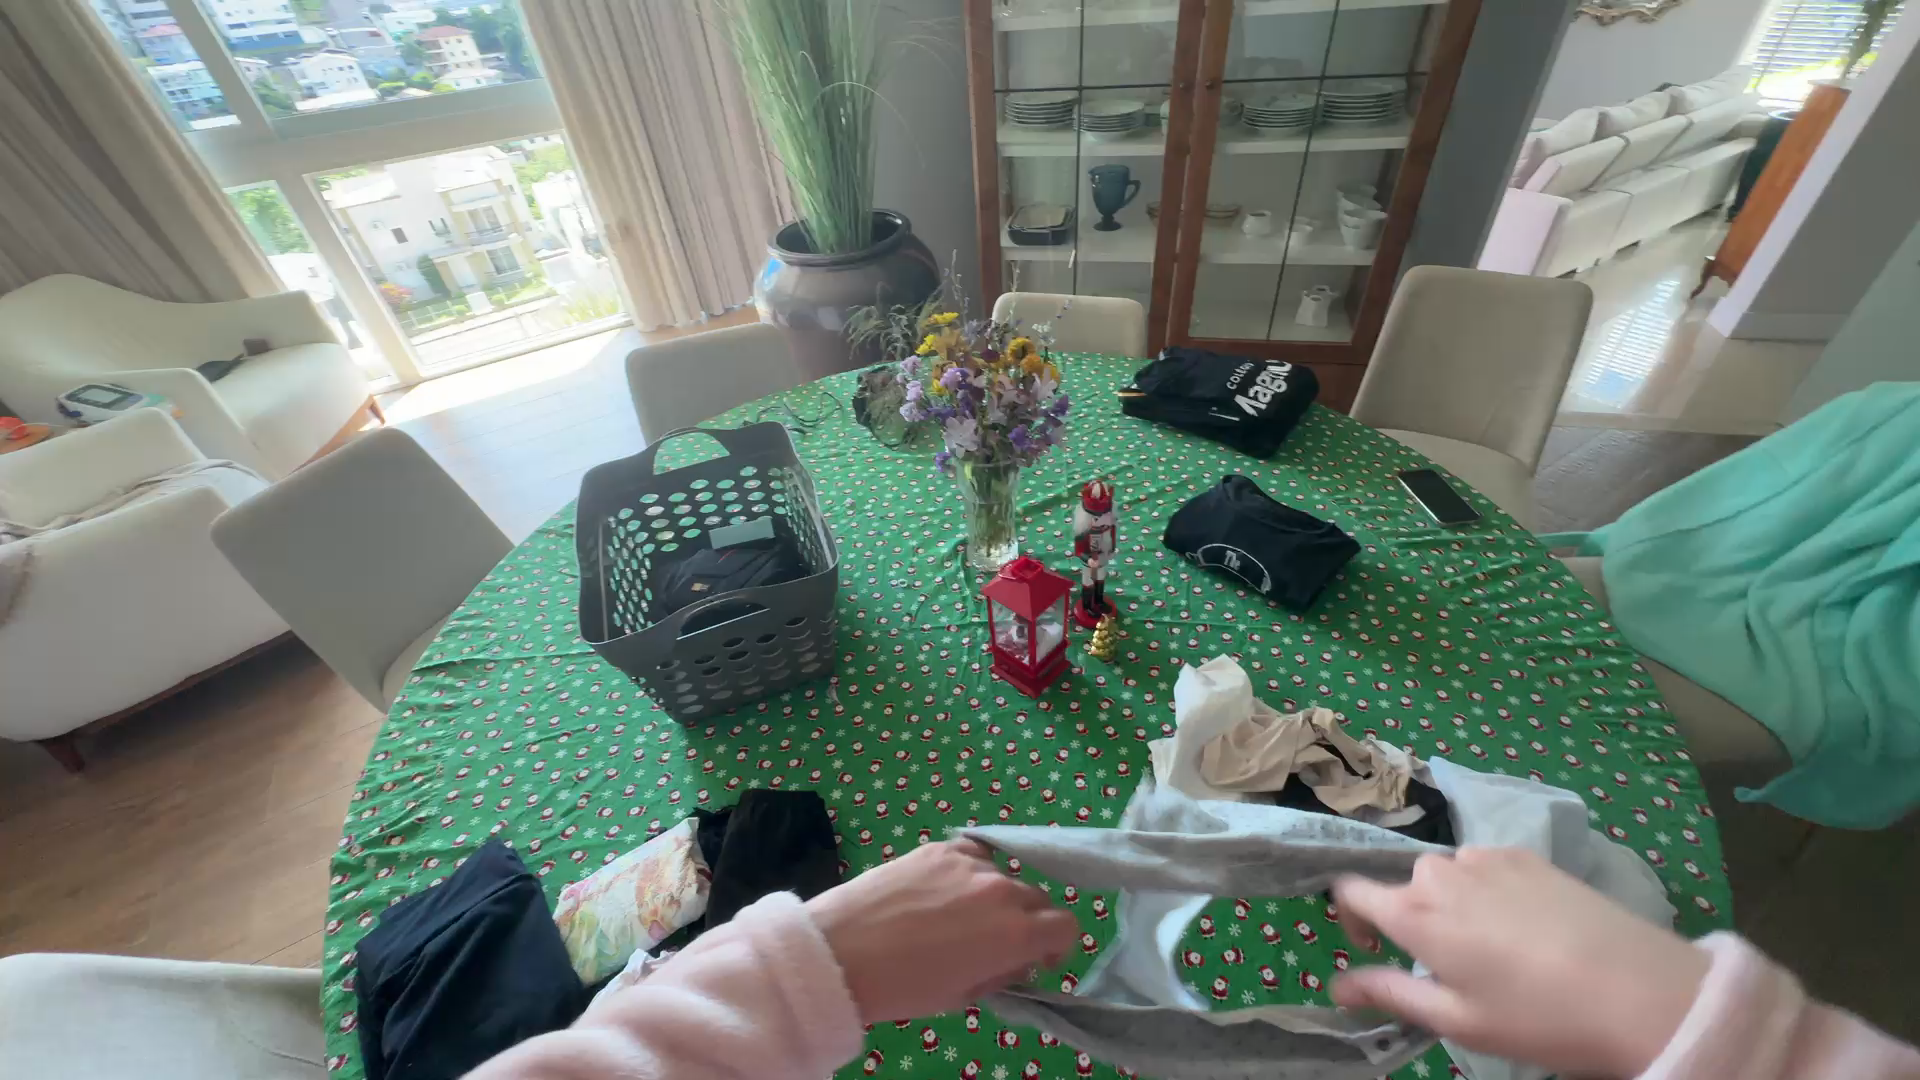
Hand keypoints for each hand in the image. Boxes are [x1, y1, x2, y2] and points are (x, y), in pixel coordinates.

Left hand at [807, 839, 1077, 1024]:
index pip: (1065, 924)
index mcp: (1014, 932)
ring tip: (962, 914)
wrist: (845, 950)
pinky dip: (970, 870)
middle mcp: (1001, 889)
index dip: (1057, 944)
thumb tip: (1015, 958)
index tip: (1038, 957)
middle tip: (997, 941)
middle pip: (1037, 897)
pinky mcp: (941, 846)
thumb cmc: (905, 986)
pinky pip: (973, 854)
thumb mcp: (964, 995)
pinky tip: (945, 887)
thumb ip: (1002, 971)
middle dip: (1027, 920)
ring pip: (1003, 874)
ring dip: (996, 894)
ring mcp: (970, 862)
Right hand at [1331, 847, 1708, 1078]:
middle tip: (1463, 966)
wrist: (1649, 994)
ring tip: (1504, 946)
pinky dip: (1491, 891)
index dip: (1351, 917)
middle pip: (1404, 889)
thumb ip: (1389, 994)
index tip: (1380, 950)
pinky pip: (1484, 867)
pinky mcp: (1519, 853)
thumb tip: (1335, 988)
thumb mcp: (1460, 1021)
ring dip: (1455, 905)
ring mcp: (1478, 856)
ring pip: (1446, 879)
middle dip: (1418, 921)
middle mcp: (1433, 872)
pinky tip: (1532, 926)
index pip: (1348, 890)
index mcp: (1410, 912)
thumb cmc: (1542, 1018)